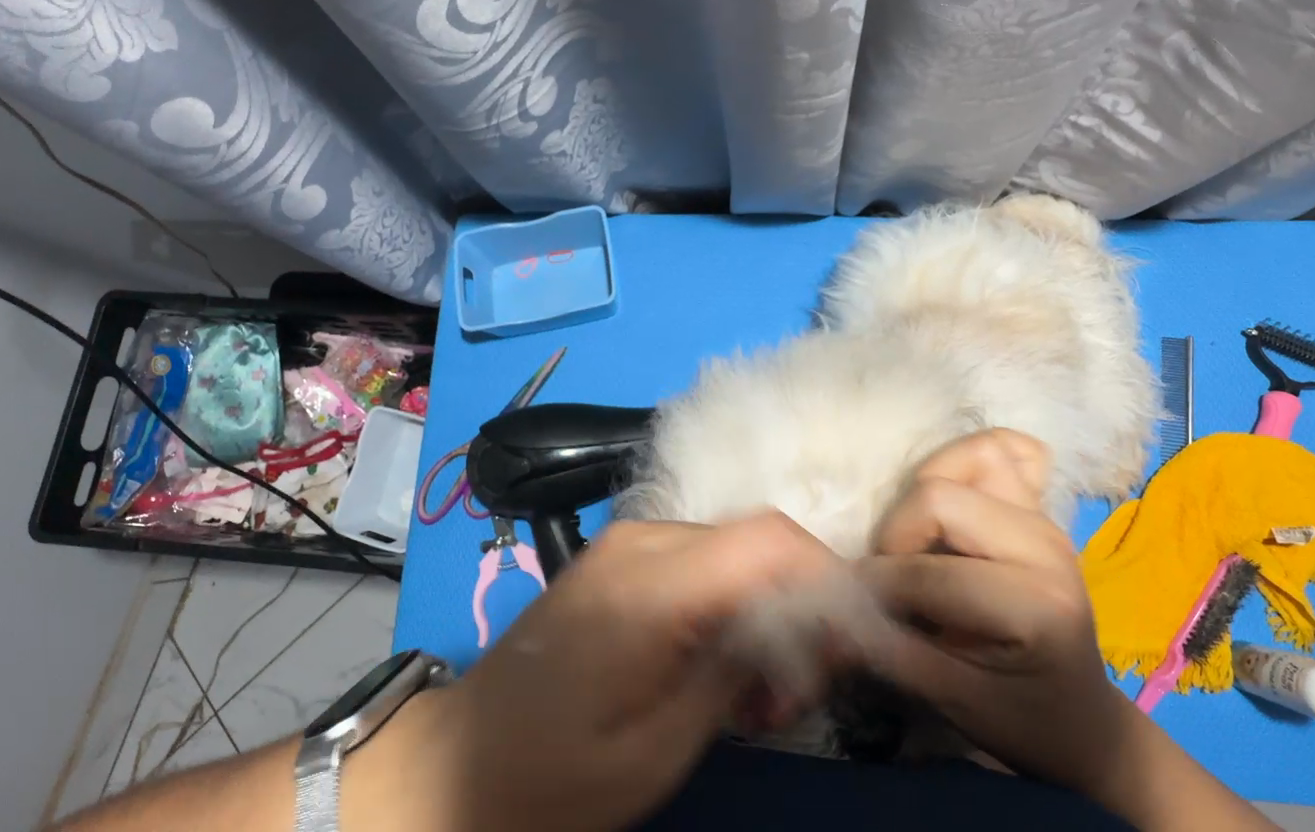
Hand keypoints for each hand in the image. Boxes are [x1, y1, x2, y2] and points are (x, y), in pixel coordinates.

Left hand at [402, 512, 844, 831]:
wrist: (459, 761)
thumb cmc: (556, 774)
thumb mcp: (659, 748)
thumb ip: (737, 672)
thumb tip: (811, 626)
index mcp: (650, 585)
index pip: (767, 541)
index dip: (828, 577)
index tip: (854, 641)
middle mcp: (642, 542)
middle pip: (759, 544)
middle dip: (802, 608)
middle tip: (799, 694)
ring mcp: (629, 545)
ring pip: (737, 552)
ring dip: (769, 612)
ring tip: (759, 697)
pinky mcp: (624, 560)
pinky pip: (704, 563)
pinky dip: (733, 607)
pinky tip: (723, 670)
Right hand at [857, 429, 1132, 791]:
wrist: (1082, 722)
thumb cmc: (1021, 719)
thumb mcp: (951, 700)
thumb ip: (886, 649)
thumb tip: (823, 610)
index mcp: (1034, 604)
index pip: (927, 571)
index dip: (875, 587)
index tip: (852, 609)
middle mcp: (1044, 546)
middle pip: (939, 496)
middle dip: (896, 536)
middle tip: (889, 581)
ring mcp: (1044, 519)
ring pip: (970, 456)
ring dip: (926, 492)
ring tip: (916, 541)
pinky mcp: (1038, 508)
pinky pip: (1006, 449)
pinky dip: (970, 460)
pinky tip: (953, 496)